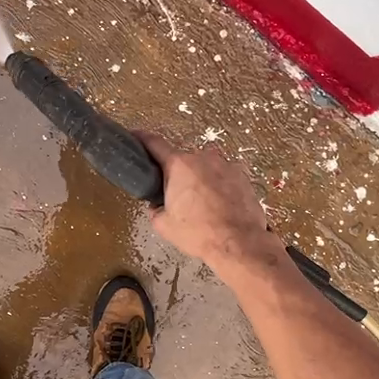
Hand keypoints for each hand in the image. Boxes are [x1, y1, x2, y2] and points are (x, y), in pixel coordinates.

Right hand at [135, 131, 283, 271]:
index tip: (136, 135)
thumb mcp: (164, 225)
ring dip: (201, 182)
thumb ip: (155, 210)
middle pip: (183, 161)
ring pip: (206, 169)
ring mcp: (226, 165)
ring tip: (202, 207)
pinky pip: (224, 178)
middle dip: (178, 176)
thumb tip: (158, 207)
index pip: (155, 144)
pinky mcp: (242, 176)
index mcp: (179, 166)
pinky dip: (219, 188)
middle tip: (177, 199)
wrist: (237, 243)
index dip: (143, 139)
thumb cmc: (201, 233)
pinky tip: (219, 207)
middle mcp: (203, 159)